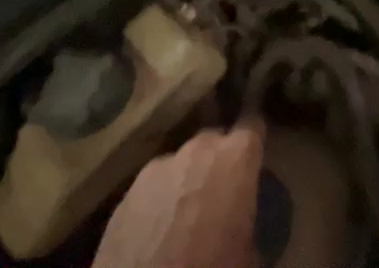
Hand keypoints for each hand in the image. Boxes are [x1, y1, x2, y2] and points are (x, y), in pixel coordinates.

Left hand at [92, 120, 263, 267]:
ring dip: (185, 178)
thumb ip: (247, 209)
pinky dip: (156, 200)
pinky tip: (155, 228)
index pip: (253, 124)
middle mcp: (198, 149)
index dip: (253, 140)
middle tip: (219, 190)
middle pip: (212, 140)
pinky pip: (151, 187)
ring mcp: (157, 168)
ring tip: (183, 211)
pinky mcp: (125, 194)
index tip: (254, 154)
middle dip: (217, 159)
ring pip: (179, 163)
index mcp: (237, 155)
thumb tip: (240, 213)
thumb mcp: (248, 243)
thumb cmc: (213, 263)